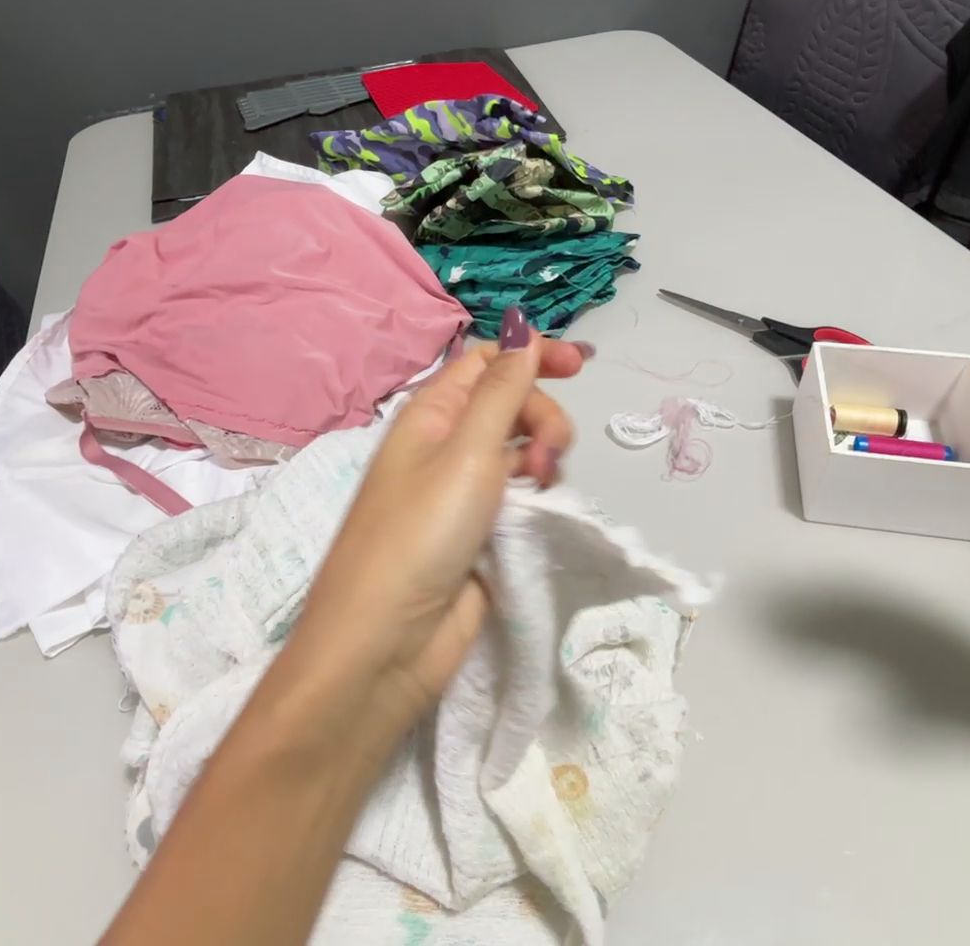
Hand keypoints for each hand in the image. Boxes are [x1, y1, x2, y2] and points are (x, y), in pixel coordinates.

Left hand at [286, 308, 587, 727]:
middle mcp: (445, 446)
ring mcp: (462, 493)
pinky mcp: (480, 534)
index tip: (581, 367)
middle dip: (542, 418)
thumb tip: (523, 328)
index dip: (530, 356)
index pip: (485, 363)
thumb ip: (502, 389)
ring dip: (543, 458)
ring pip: (520, 452)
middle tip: (551, 454)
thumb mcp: (466, 451)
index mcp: (430, 414)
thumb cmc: (419, 535)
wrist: (387, 642)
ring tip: (543, 488)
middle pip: (510, 405)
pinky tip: (543, 512)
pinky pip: (519, 497)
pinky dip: (538, 495)